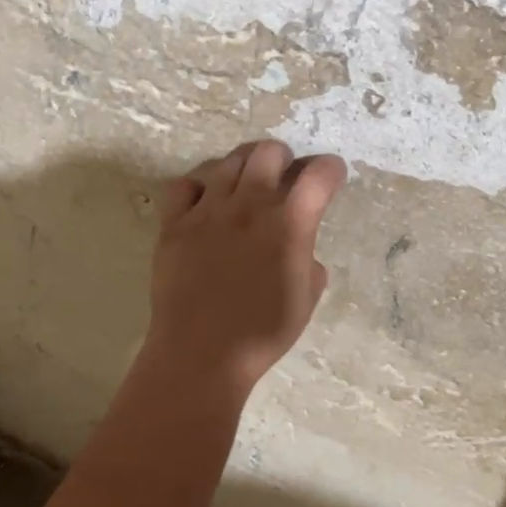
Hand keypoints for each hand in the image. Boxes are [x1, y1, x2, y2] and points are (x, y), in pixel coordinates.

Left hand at [143, 141, 346, 391]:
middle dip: (284, 158)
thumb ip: (309, 263)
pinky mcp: (174, 223)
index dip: (330, 169)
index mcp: (288, 225)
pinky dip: (199, 184)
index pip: (318, 175)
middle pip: (269, 152)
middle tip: (284, 177)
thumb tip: (300, 250)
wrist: (200, 354)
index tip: (331, 175)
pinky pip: (184, 184)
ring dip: (245, 165)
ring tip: (247, 183)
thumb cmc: (262, 334)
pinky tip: (206, 199)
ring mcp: (207, 211)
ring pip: (228, 161)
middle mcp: (249, 206)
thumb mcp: (306, 301)